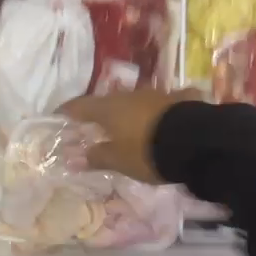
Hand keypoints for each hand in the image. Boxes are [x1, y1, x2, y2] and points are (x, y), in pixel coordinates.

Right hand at [59, 88, 204, 183]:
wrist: (196, 142)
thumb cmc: (147, 151)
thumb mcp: (118, 160)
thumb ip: (95, 157)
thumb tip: (71, 158)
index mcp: (109, 109)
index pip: (80, 106)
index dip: (68, 111)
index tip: (59, 115)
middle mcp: (130, 96)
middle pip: (108, 102)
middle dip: (100, 112)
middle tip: (94, 125)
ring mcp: (157, 95)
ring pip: (136, 101)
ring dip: (129, 111)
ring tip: (127, 124)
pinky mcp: (181, 100)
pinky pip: (165, 103)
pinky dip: (159, 110)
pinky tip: (163, 117)